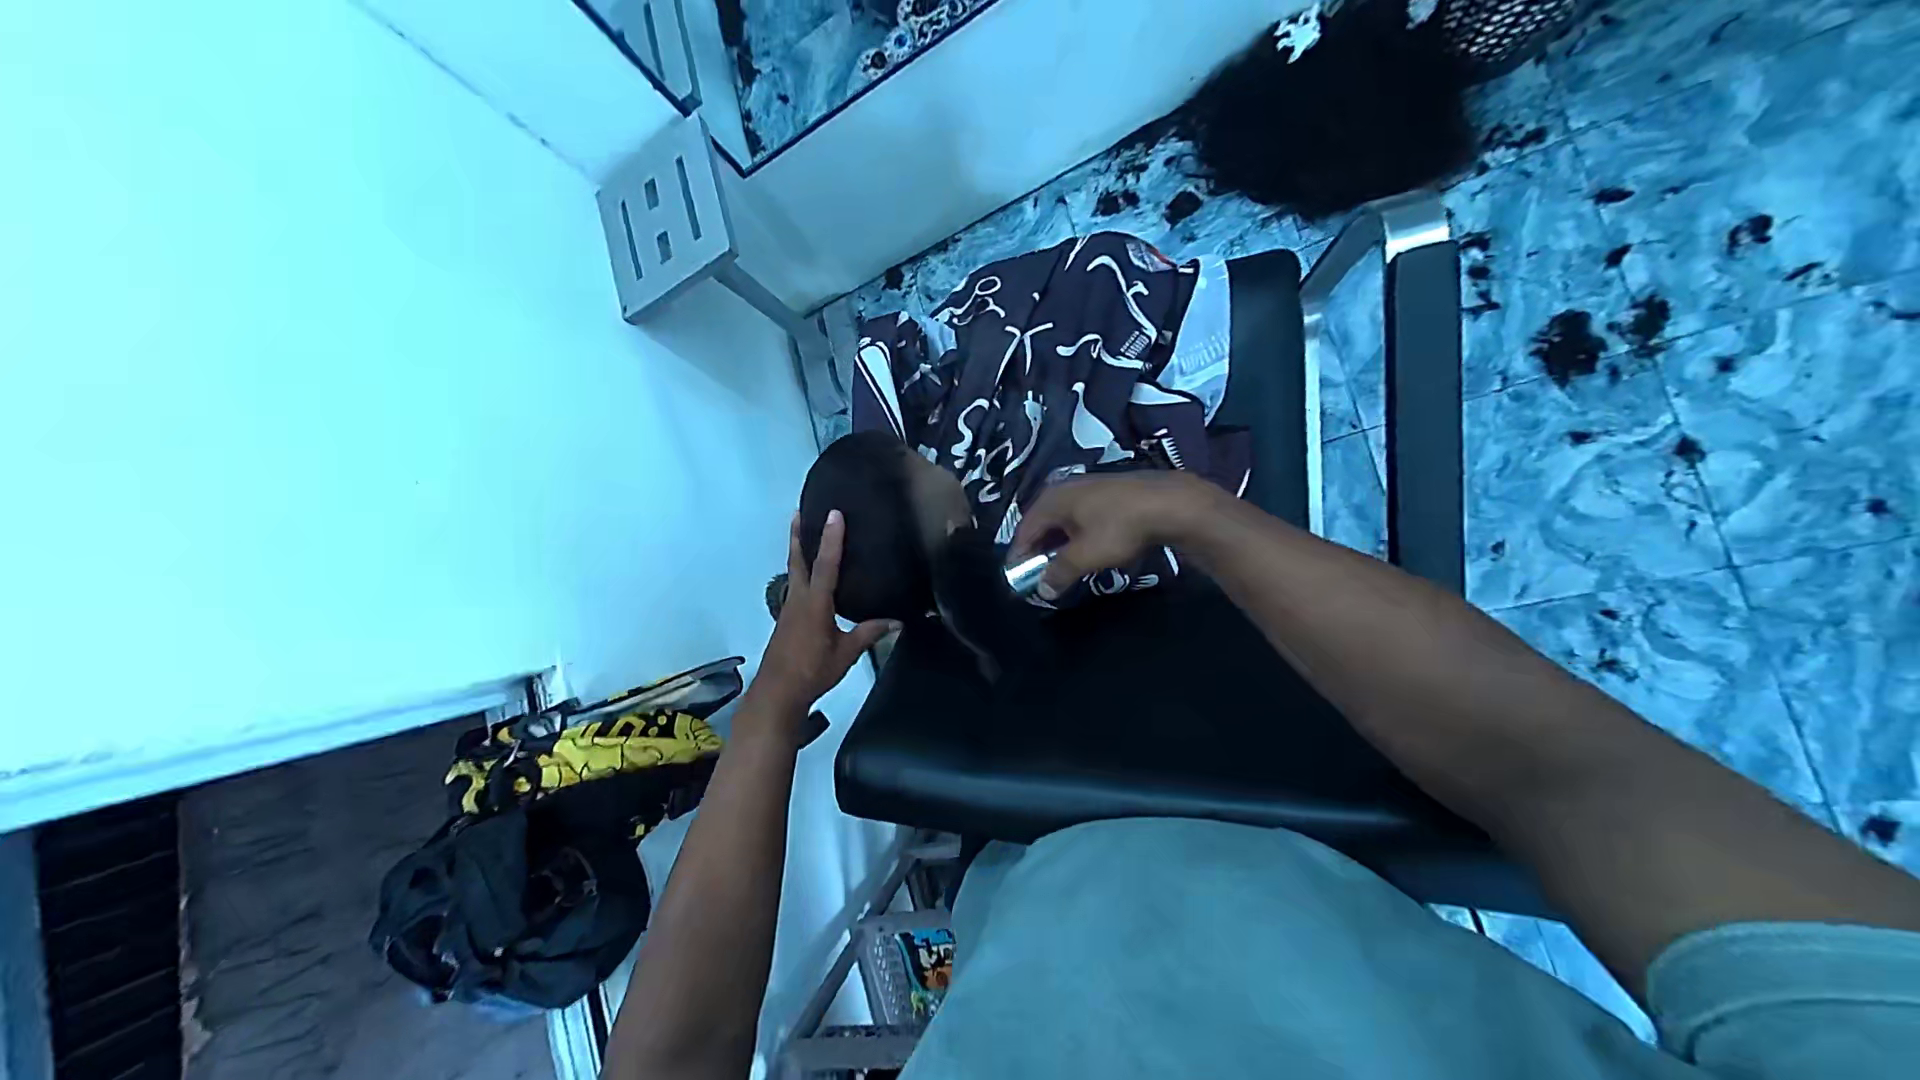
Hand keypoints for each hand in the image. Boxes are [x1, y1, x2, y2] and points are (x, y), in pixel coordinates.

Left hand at [750, 510, 897, 716]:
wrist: (778, 692)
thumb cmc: (813, 670)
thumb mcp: (846, 653)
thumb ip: (869, 633)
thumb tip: (897, 621)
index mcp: (815, 603)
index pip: (826, 564)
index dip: (831, 538)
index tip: (834, 514)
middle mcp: (798, 599)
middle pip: (797, 560)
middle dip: (797, 535)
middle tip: (799, 511)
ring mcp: (789, 608)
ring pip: (793, 572)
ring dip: (797, 551)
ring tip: (803, 534)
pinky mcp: (786, 619)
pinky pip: (794, 586)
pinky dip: (800, 572)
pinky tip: (810, 577)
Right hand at [1010, 472, 1225, 596]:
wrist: (1171, 502)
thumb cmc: (1119, 528)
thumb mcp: (1085, 556)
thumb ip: (1059, 573)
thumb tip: (1042, 590)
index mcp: (1051, 500)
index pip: (1023, 531)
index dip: (1019, 557)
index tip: (1019, 580)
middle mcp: (1064, 488)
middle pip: (1042, 524)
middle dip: (1039, 551)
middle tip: (1040, 576)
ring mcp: (1087, 487)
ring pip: (1063, 521)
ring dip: (1059, 545)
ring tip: (1063, 566)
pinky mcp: (1108, 492)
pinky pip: (1081, 517)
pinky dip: (1077, 535)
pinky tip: (1088, 549)